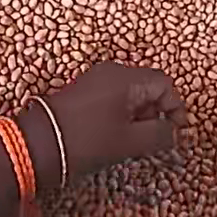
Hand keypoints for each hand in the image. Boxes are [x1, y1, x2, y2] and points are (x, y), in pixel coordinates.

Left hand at [38, 63, 186, 177]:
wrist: (39, 144)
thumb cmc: (86, 140)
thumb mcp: (129, 141)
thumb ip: (159, 135)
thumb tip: (176, 132)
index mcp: (125, 78)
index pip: (164, 84)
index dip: (176, 108)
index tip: (177, 132)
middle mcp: (111, 71)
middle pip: (148, 86)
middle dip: (157, 112)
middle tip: (156, 139)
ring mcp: (95, 79)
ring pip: (131, 92)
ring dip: (140, 115)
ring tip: (134, 140)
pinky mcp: (83, 91)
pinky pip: (114, 96)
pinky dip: (123, 113)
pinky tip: (116, 135)